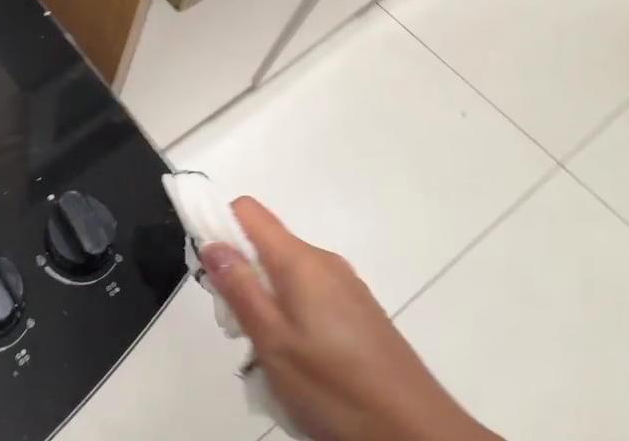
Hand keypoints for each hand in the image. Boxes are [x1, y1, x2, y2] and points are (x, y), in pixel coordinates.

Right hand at [200, 197, 499, 440]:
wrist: (422, 438)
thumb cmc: (338, 390)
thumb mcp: (273, 342)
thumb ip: (239, 288)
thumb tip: (210, 242)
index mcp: (300, 261)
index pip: (246, 210)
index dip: (217, 225)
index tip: (206, 267)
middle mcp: (324, 263)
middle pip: (264, 245)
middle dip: (239, 277)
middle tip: (237, 328)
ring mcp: (346, 289)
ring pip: (285, 277)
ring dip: (264, 305)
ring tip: (268, 357)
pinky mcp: (360, 316)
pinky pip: (309, 299)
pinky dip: (290, 320)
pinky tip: (297, 366)